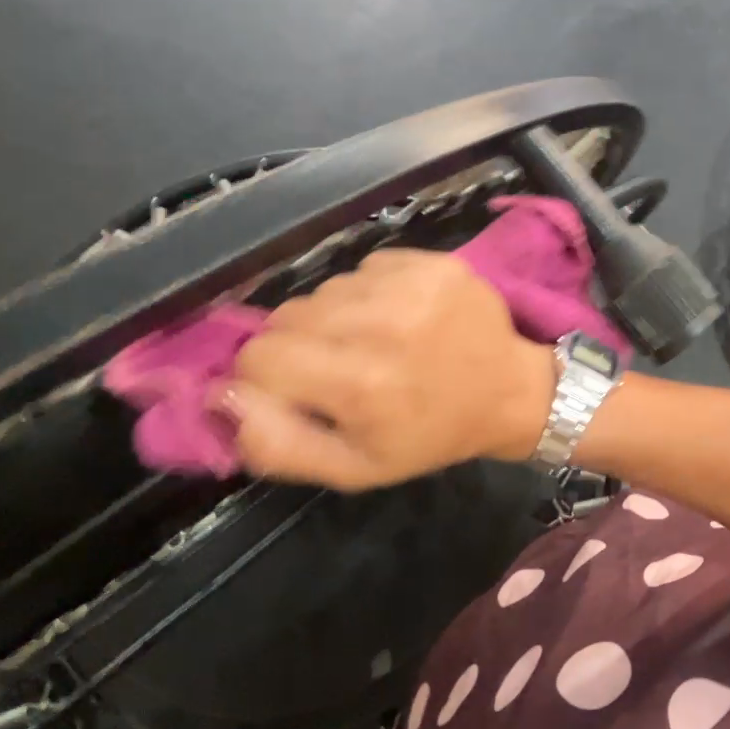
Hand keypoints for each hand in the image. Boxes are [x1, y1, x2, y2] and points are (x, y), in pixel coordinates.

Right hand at [223, 249, 556, 491]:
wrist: (510, 391)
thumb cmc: (429, 435)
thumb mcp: (353, 467)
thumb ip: (278, 443)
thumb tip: (220, 398)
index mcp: (361, 384)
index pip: (259, 357)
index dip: (266, 378)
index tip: (296, 390)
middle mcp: (384, 325)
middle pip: (287, 316)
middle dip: (297, 345)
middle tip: (336, 367)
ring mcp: (414, 286)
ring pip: (324, 289)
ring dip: (334, 316)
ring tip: (371, 342)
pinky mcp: (435, 261)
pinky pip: (365, 266)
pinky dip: (368, 290)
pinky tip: (396, 315)